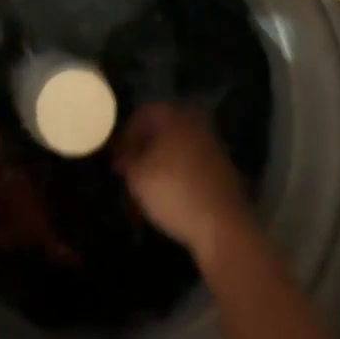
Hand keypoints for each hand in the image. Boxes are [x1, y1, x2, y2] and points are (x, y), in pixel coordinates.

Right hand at [113, 104, 252, 260]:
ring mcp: (212, 143)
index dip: (124, 135)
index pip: (141, 113)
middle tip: (130, 168)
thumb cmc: (173, 192)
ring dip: (159, 159)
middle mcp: (195, 122)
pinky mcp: (222, 166)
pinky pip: (191, 160)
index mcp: (173, 115)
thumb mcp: (136, 176)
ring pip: (176, 144)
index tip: (117, 158)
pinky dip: (177, 170)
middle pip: (160, 127)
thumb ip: (124, 158)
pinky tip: (169, 191)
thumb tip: (120, 153)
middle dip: (143, 146)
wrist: (223, 225)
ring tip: (146, 183)